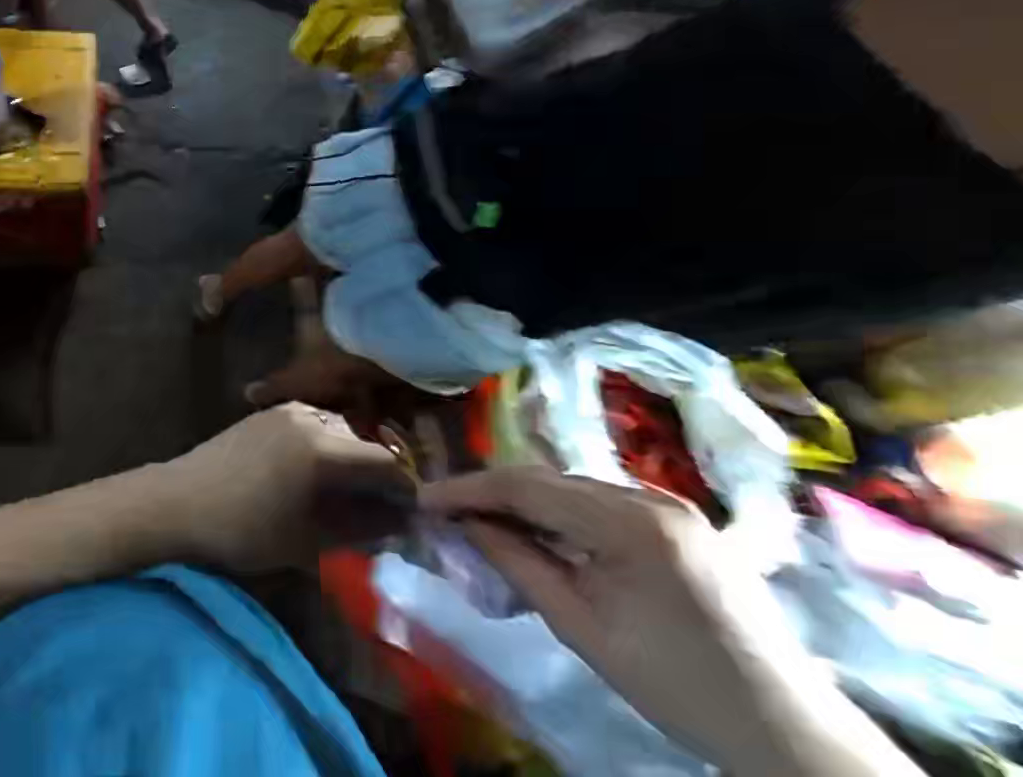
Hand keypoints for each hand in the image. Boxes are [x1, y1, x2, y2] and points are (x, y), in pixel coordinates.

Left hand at [158, 403, 416, 573]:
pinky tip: (310, 478)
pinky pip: (308, 427)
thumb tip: (399, 520)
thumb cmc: (244, 529)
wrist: (177, 502)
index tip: (409, 519)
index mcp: (324, 447)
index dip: (404, 492)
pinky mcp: (261, 414)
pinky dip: (321, 449)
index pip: (386, 463)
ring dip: (347, 461)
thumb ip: (362, 526)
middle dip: (375, 476)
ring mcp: (282, 411)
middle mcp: (308, 418)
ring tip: (342, 497)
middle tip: (377, 512)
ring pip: (335, 433)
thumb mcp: (310, 539)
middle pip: (362, 444)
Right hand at [420, 468, 918, 775]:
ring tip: (481, 519)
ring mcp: (672, 507)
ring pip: (571, 487)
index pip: (527, 487)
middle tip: (444, 510)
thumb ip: (517, 562)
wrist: (788, 731)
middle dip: (490, 492)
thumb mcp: (580, 626)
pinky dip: (558, 511)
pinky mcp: (681, 523)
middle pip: (547, 479)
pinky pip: (600, 502)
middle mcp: (653, 498)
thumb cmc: (676, 685)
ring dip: (522, 500)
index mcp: (632, 524)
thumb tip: (464, 522)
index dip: (466, 489)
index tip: (421, 500)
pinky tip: (537, 531)